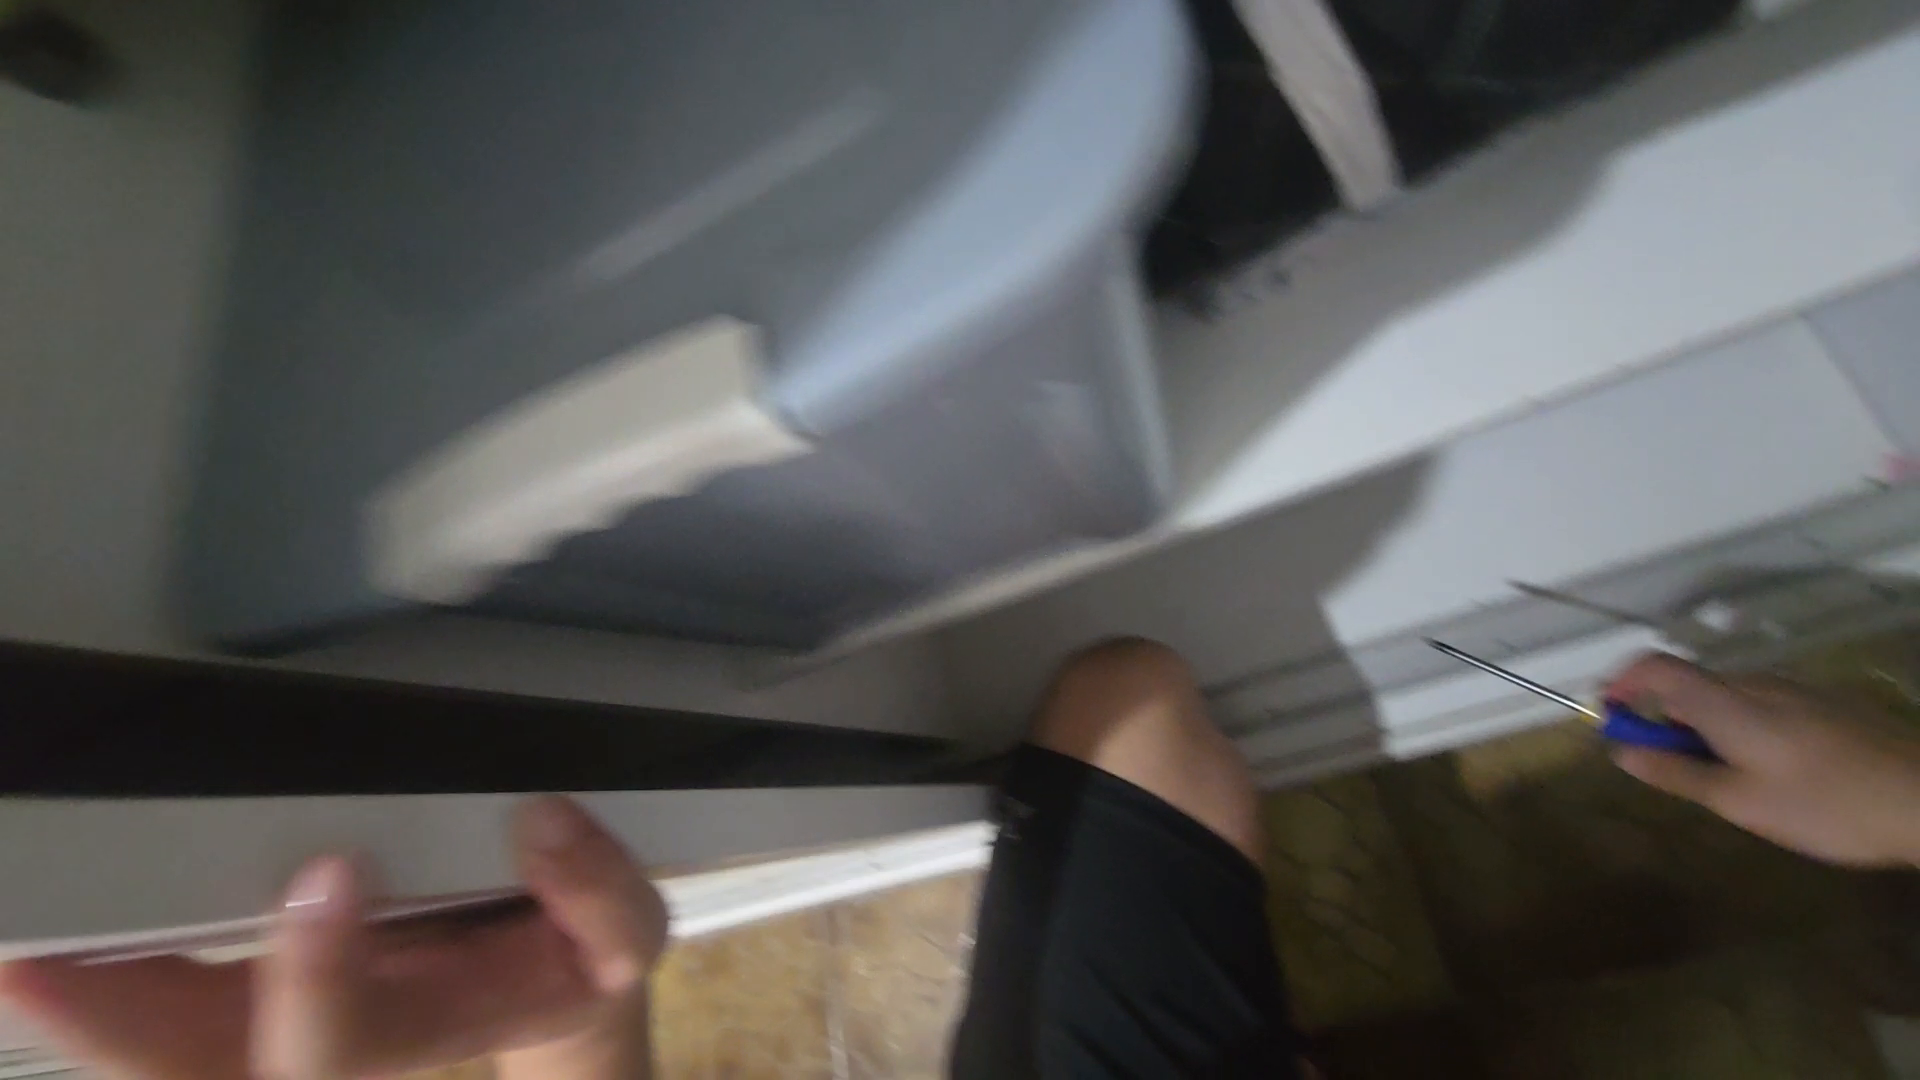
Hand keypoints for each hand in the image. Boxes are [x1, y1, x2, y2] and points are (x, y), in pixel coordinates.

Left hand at [0, 796, 665, 1079]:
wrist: (558, 993)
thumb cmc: (591, 962)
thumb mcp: (628, 930)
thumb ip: (597, 885)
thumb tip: (536, 815)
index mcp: (439, 1029)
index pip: (358, 1045)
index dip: (326, 982)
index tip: (332, 871)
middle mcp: (351, 1045)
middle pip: (218, 1074)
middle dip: (132, 1024)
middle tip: (48, 956)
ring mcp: (308, 1028)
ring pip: (178, 1052)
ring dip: (99, 1007)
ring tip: (38, 942)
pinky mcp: (286, 1003)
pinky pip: (185, 1014)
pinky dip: (125, 980)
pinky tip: (83, 935)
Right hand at [1606, 652, 1919, 867]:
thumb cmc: (1828, 804)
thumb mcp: (1739, 801)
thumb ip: (1675, 772)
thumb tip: (1620, 751)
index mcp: (1723, 702)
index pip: (1653, 666)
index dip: (1621, 682)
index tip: (1614, 716)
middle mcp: (1754, 685)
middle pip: (1689, 686)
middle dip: (1667, 719)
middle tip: (1676, 767)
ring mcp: (1797, 692)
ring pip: (1728, 698)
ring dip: (1708, 726)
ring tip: (1732, 777)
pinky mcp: (1830, 707)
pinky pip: (1765, 706)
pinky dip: (1746, 728)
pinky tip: (1778, 770)